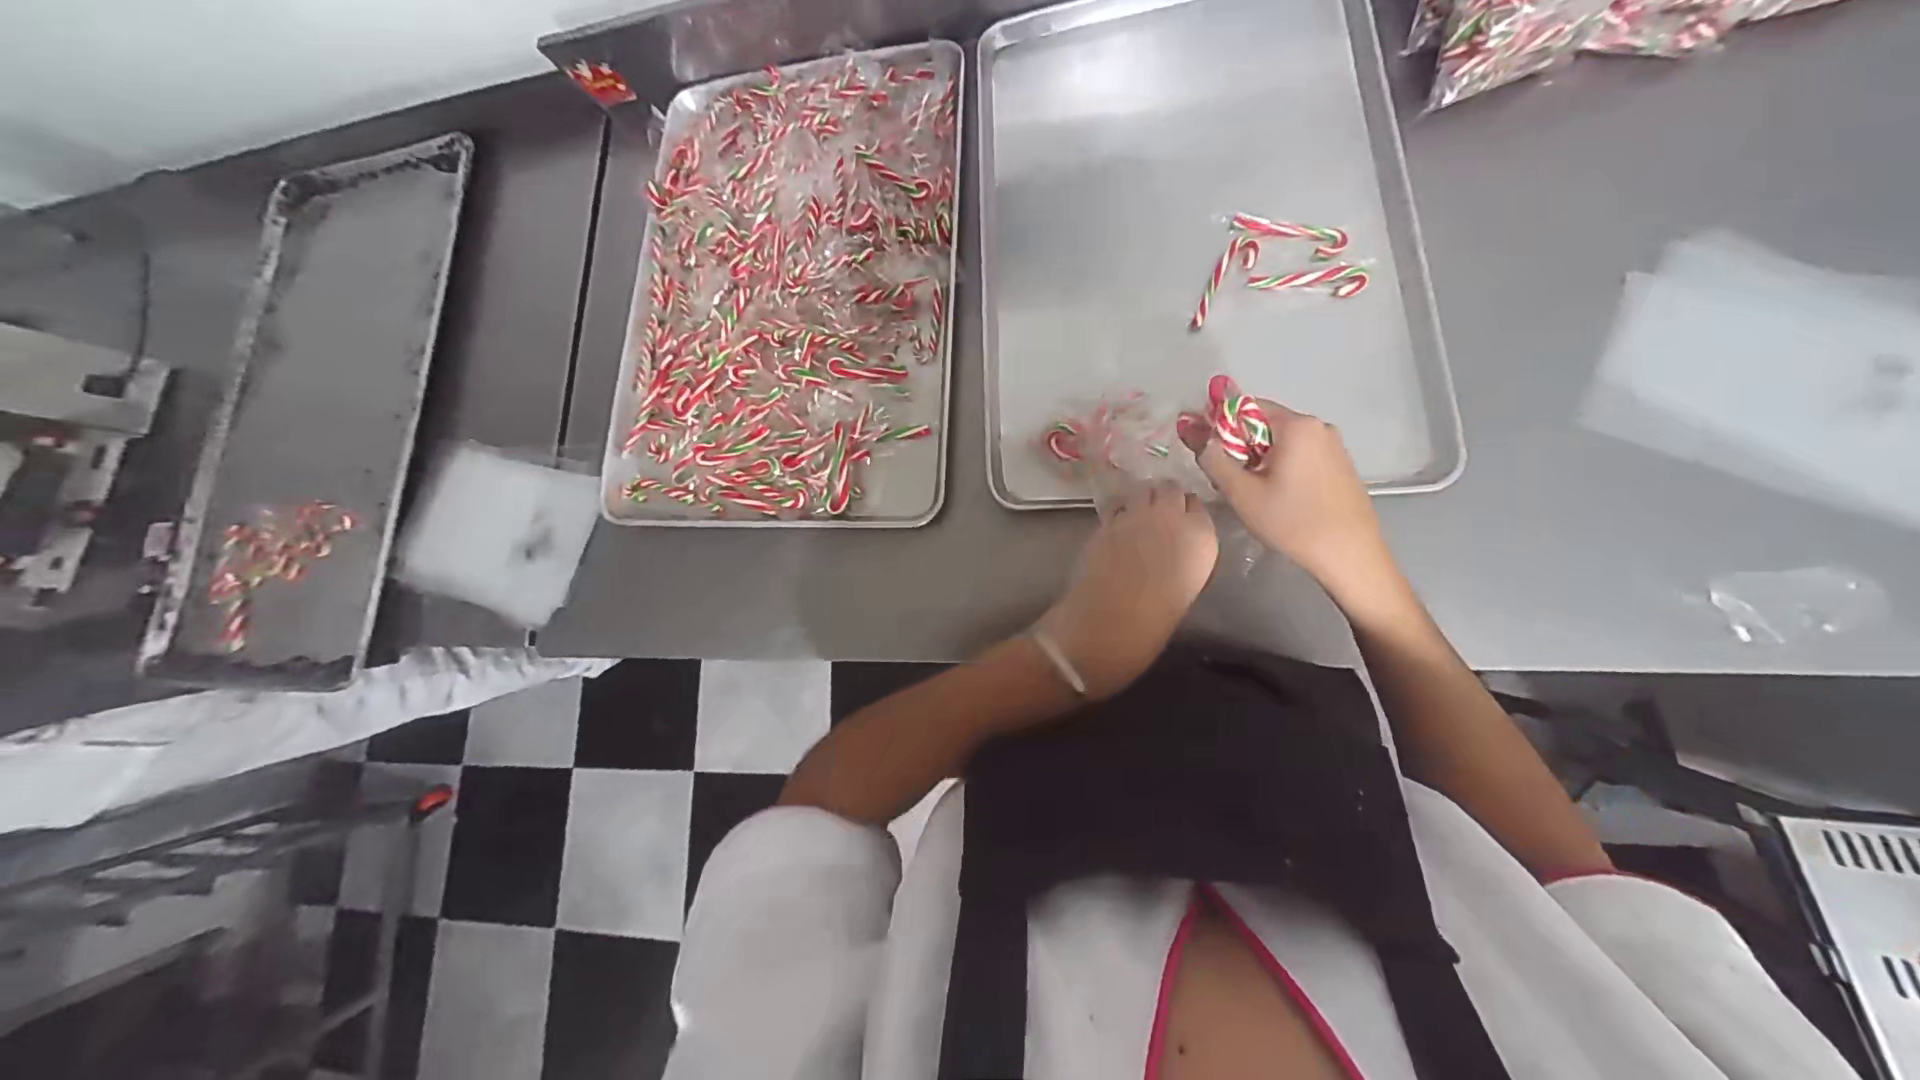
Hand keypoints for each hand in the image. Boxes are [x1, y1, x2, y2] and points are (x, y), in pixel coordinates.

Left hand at [1038, 484, 1217, 699]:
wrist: (1111, 621)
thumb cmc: (1158, 617)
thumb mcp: (1189, 585)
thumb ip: (1187, 557)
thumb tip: (1175, 549)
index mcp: (1201, 537)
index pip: (1198, 505)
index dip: (1188, 511)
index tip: (1184, 521)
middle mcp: (1171, 517)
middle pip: (1171, 488)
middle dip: (1167, 496)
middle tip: (1161, 511)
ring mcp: (1135, 515)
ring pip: (1143, 489)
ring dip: (1143, 497)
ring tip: (1139, 512)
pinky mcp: (1106, 521)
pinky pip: (1117, 505)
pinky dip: (1120, 509)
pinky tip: (1118, 523)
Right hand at [1183, 399, 1397, 603]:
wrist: (1350, 555)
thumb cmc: (1292, 522)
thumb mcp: (1242, 492)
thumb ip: (1212, 457)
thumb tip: (1189, 426)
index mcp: (1296, 425)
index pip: (1246, 407)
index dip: (1219, 427)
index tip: (1208, 455)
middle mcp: (1318, 426)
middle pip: (1264, 424)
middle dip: (1239, 447)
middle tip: (1227, 481)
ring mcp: (1334, 445)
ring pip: (1281, 442)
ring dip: (1259, 459)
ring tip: (1251, 493)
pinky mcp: (1340, 465)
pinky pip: (1299, 455)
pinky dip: (1280, 468)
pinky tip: (1278, 497)